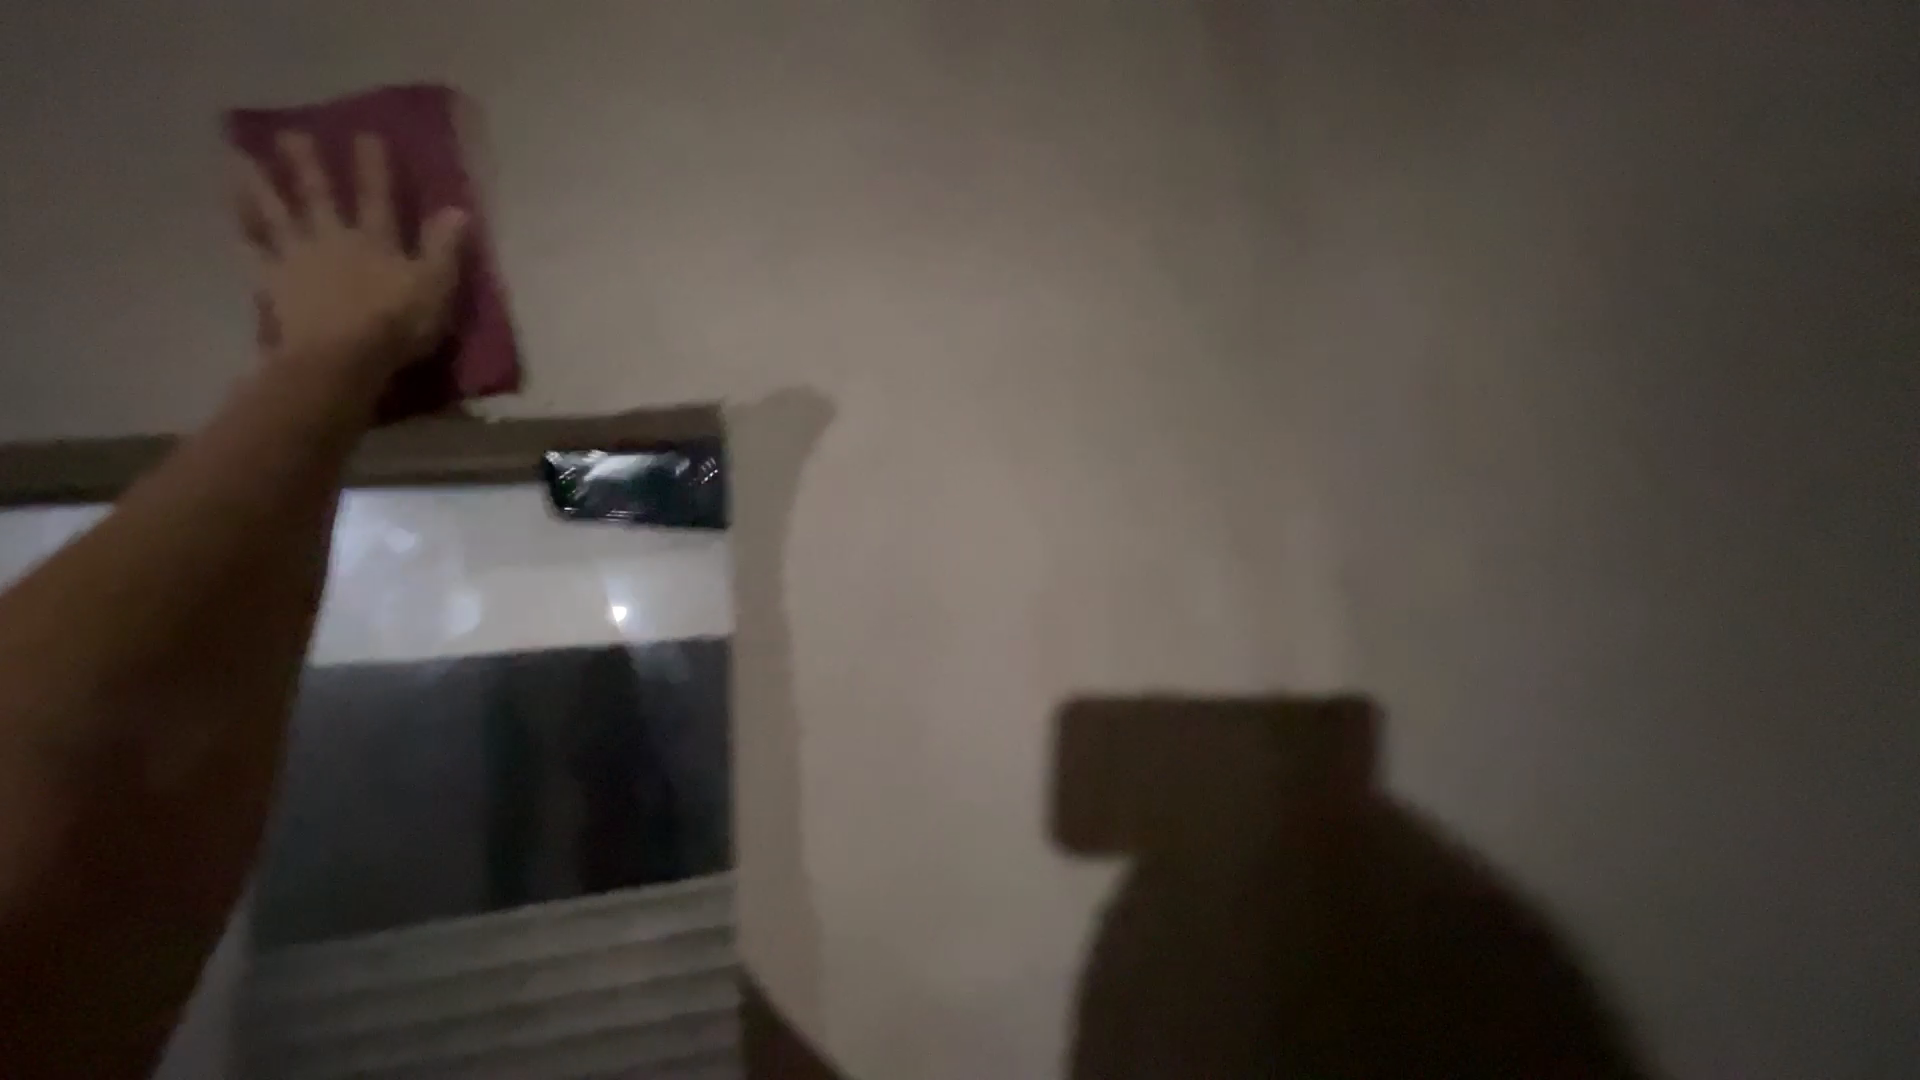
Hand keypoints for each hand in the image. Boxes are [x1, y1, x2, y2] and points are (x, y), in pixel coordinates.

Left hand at [235, 131, 467, 380]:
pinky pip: (253, 251)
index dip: (373, 167)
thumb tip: (458, 209)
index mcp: (376, 241)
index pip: (378, 197)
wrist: (342, 358)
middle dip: (307, 164)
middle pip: (319, 196)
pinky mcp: (274, 281)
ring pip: (277, 213)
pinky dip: (243, 232)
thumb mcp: (436, 288)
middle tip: (291, 133)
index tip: (366, 135)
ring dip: (259, 184)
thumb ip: (445, 249)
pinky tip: (231, 218)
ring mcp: (298, 258)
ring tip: (239, 157)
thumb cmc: (398, 326)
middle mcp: (333, 238)